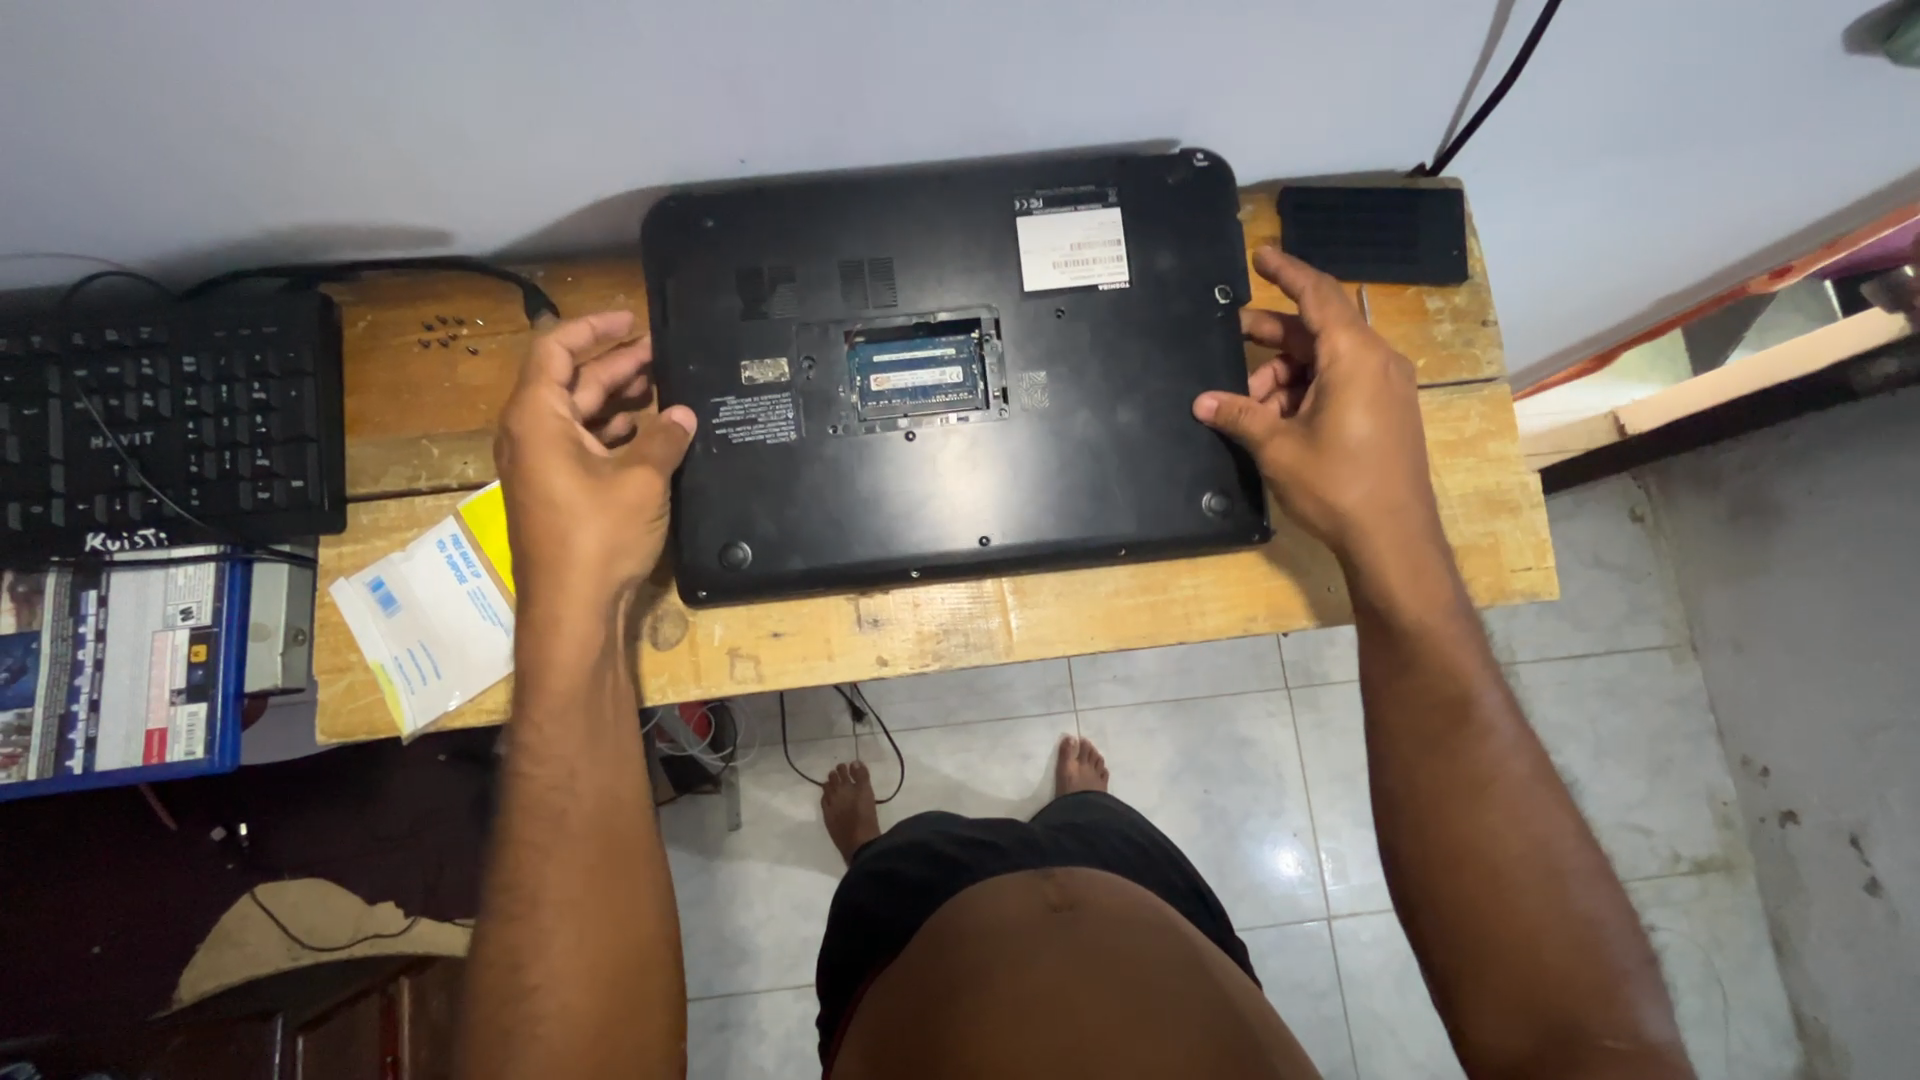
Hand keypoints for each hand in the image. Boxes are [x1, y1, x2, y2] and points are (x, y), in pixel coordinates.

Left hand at [494, 311, 696, 609]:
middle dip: (618, 364)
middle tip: (664, 353)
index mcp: (538, 418)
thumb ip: (665, 438)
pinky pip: (589, 446)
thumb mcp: (641, 480)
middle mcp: (533, 435)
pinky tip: (656, 433)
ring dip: (623, 399)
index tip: (632, 319)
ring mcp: (546, 465)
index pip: (555, 349)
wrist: (572, 609)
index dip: (594, 328)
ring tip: (667, 386)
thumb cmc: (598, 536)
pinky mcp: (562, 492)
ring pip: (584, 416)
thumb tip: (684, 414)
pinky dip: (620, 434)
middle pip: (573, 382)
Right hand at [1193, 247, 1442, 564]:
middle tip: (1231, 337)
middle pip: (1317, 330)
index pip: (1318, 296)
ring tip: (1249, 407)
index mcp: (1355, 357)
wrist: (1392, 537)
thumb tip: (1201, 402)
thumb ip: (1239, 416)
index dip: (1287, 272)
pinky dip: (1305, 391)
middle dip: (1271, 336)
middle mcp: (1377, 361)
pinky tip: (1276, 419)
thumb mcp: (1277, 448)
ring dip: (1283, 375)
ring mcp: (1385, 387)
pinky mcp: (1386, 410)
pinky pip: (1340, 382)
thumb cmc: (1336, 484)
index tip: (1260, 255)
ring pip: (1325, 360)